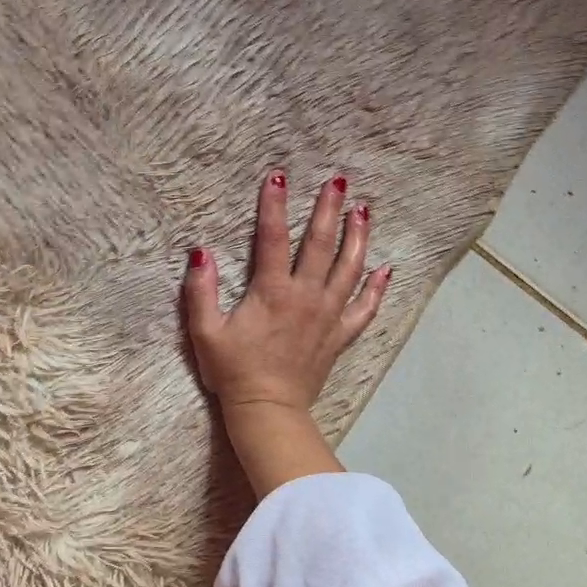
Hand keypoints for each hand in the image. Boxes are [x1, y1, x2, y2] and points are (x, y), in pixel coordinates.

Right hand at [181, 170, 390, 496]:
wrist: (268, 410)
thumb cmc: (233, 370)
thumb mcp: (205, 331)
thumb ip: (201, 290)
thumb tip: (200, 251)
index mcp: (272, 292)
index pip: (273, 238)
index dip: (274, 205)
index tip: (277, 177)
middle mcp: (306, 296)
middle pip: (321, 244)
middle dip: (329, 210)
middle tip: (338, 181)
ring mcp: (328, 315)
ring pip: (350, 268)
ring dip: (358, 237)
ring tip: (364, 210)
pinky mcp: (339, 335)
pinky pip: (364, 307)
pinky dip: (377, 288)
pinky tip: (386, 269)